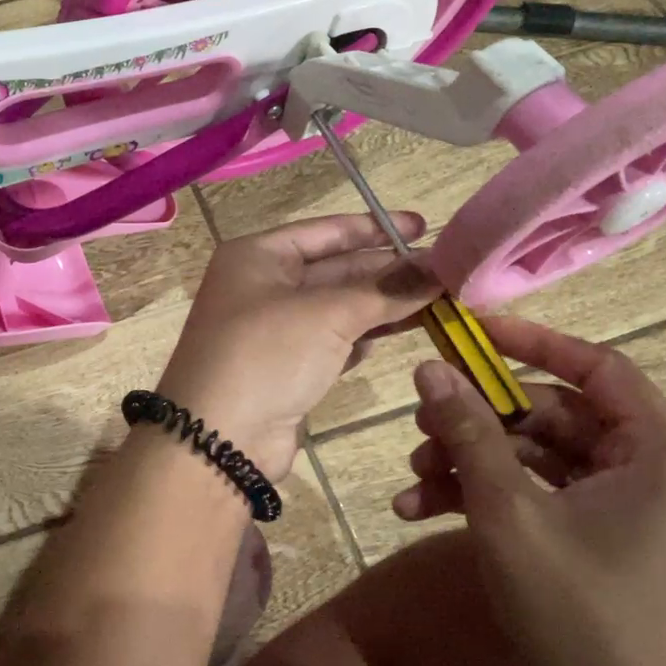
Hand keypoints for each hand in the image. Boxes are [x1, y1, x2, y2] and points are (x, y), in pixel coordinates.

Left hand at [156, 213, 441, 479]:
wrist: (219, 439)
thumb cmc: (265, 355)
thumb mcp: (326, 314)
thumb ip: (383, 290)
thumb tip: (438, 267)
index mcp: (256, 256)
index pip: (324, 231)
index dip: (375, 227)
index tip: (425, 227)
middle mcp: (261, 285)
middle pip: (334, 269)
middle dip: (386, 271)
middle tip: (446, 275)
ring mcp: (272, 328)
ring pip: (336, 307)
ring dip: (381, 306)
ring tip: (438, 303)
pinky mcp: (285, 367)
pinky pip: (331, 341)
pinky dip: (360, 337)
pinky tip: (394, 336)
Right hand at [395, 316, 665, 665]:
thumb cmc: (585, 619)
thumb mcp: (510, 516)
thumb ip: (469, 433)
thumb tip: (429, 367)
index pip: (599, 368)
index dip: (529, 342)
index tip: (468, 332)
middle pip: (563, 421)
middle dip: (481, 425)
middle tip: (419, 432)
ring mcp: (655, 523)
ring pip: (551, 466)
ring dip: (478, 469)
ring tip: (413, 485)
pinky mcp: (634, 556)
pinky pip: (562, 506)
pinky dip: (503, 505)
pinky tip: (432, 516)